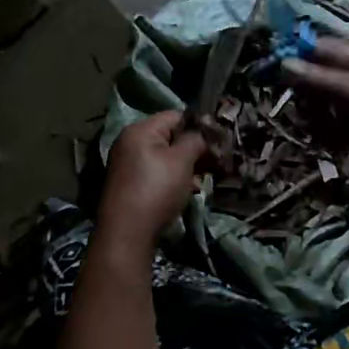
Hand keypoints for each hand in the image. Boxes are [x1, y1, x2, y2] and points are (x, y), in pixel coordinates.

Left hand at [99, 111, 207, 240]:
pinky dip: (175, 177)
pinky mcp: (132, 181)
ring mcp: (130, 163)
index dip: (200, 126)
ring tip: (202, 181)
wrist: (128, 232)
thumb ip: (196, 140)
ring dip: (188, 166)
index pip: (177, 116)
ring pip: (168, 156)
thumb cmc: (157, 190)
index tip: (220, 141)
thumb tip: (207, 129)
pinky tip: (188, 190)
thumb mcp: (182, 161)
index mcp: (141, 130)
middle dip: (195, 149)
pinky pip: (159, 171)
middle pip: (172, 136)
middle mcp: (132, 142)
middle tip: (215, 163)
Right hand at [280, 37, 348, 175]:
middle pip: (310, 83)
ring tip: (340, 138)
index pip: (315, 49)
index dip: (294, 60)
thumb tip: (283, 62)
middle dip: (309, 103)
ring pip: (317, 110)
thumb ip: (325, 81)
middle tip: (318, 118)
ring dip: (321, 126)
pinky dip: (333, 140)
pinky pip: (330, 131)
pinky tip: (347, 148)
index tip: (274, 77)